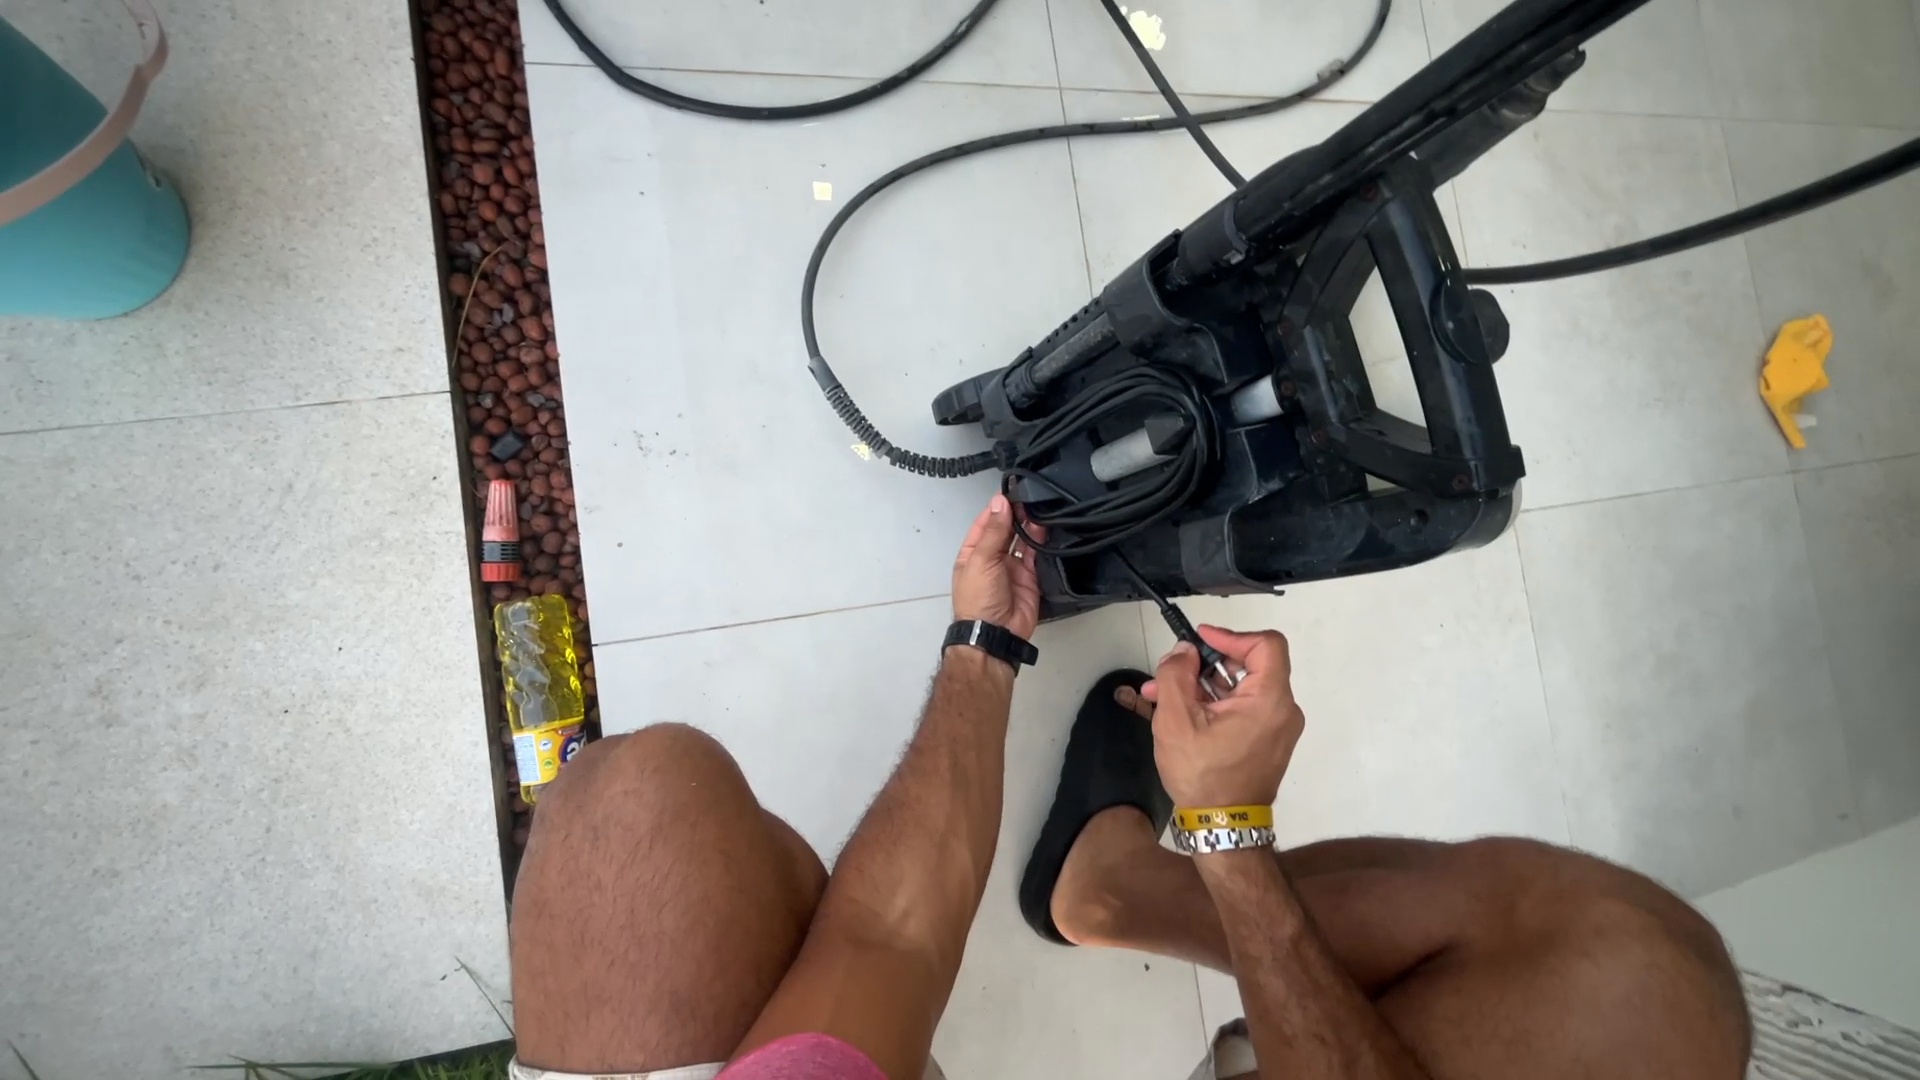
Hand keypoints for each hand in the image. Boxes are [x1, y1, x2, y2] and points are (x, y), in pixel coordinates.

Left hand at [951, 493, 1042, 639]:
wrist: (996, 635)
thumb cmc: (979, 597)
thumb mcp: (981, 560)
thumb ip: (994, 531)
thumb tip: (1000, 502)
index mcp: (972, 553)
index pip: (985, 523)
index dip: (997, 507)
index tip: (1011, 489)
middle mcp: (992, 558)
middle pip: (1005, 530)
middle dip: (1015, 514)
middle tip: (1031, 495)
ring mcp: (1011, 567)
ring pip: (1021, 540)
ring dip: (1028, 525)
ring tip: (1040, 506)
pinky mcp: (1030, 577)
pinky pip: (1035, 555)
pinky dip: (1040, 541)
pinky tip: (1046, 525)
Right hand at [1142, 626, 1304, 807]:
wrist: (1222, 828)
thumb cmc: (1202, 773)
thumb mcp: (1176, 720)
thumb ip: (1175, 675)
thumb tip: (1183, 651)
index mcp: (1270, 700)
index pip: (1265, 645)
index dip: (1231, 635)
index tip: (1198, 639)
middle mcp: (1282, 710)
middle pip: (1249, 665)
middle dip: (1203, 663)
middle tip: (1169, 669)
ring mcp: (1275, 728)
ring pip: (1239, 688)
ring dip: (1201, 684)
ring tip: (1160, 693)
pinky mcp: (1265, 741)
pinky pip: (1241, 708)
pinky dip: (1212, 703)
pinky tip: (1178, 711)